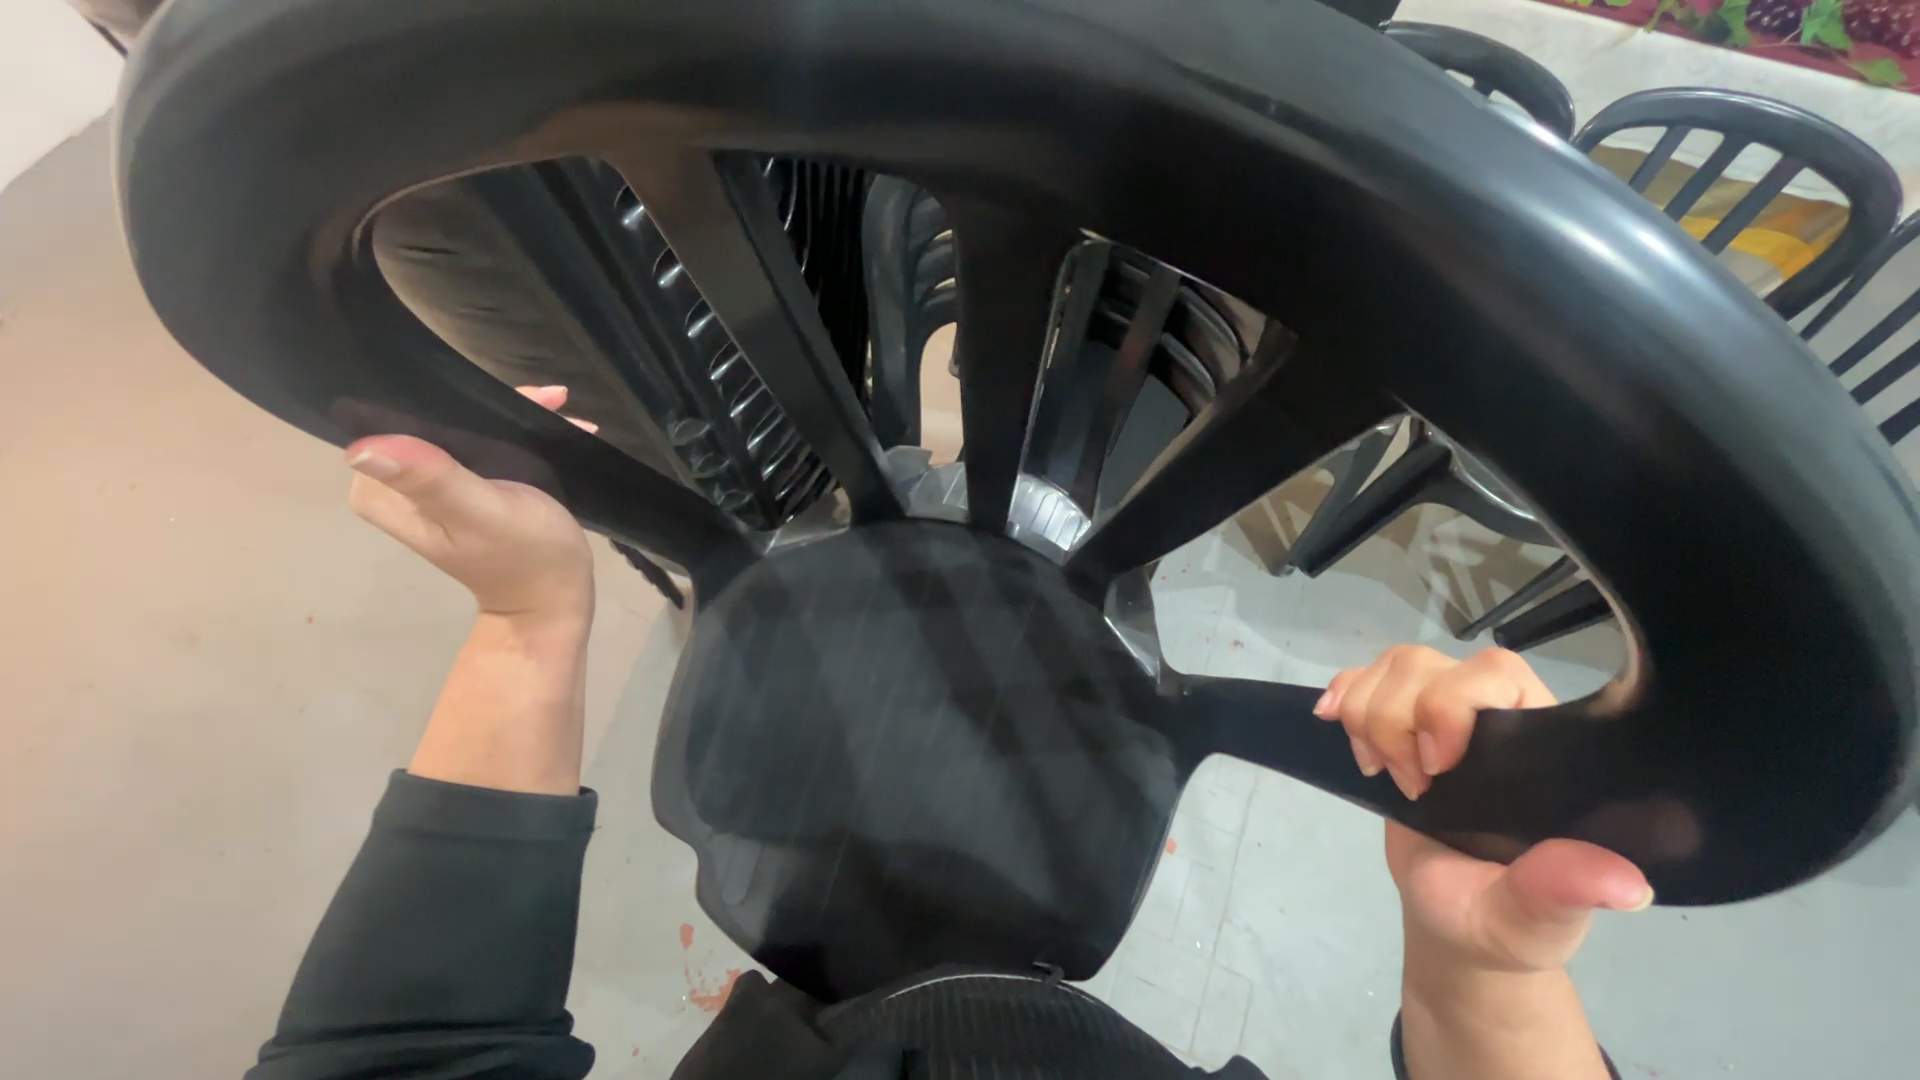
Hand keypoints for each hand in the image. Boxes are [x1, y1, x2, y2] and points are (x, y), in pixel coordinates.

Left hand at [344, 386, 593, 624]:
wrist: (555, 598)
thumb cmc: (526, 557)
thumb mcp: (483, 515)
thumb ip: (432, 480)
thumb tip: (362, 447)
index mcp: (382, 490)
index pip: (408, 418)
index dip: (459, 401)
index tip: (522, 399)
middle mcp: (394, 483)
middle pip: (436, 419)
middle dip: (494, 406)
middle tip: (555, 400)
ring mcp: (427, 486)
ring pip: (462, 428)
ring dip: (514, 417)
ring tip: (565, 408)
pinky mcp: (459, 488)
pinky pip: (479, 444)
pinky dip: (517, 433)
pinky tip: (559, 426)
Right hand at [1316, 646, 1651, 975]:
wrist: (1455, 917)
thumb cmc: (1502, 919)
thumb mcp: (1533, 917)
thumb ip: (1560, 890)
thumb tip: (1623, 884)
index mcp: (1543, 745)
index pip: (1495, 674)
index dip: (1450, 704)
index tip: (1437, 769)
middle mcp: (1492, 713)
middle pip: (1424, 664)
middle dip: (1393, 722)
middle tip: (1409, 787)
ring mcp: (1439, 712)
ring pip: (1390, 667)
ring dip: (1366, 716)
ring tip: (1382, 772)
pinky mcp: (1396, 719)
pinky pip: (1360, 679)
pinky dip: (1340, 697)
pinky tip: (1334, 726)